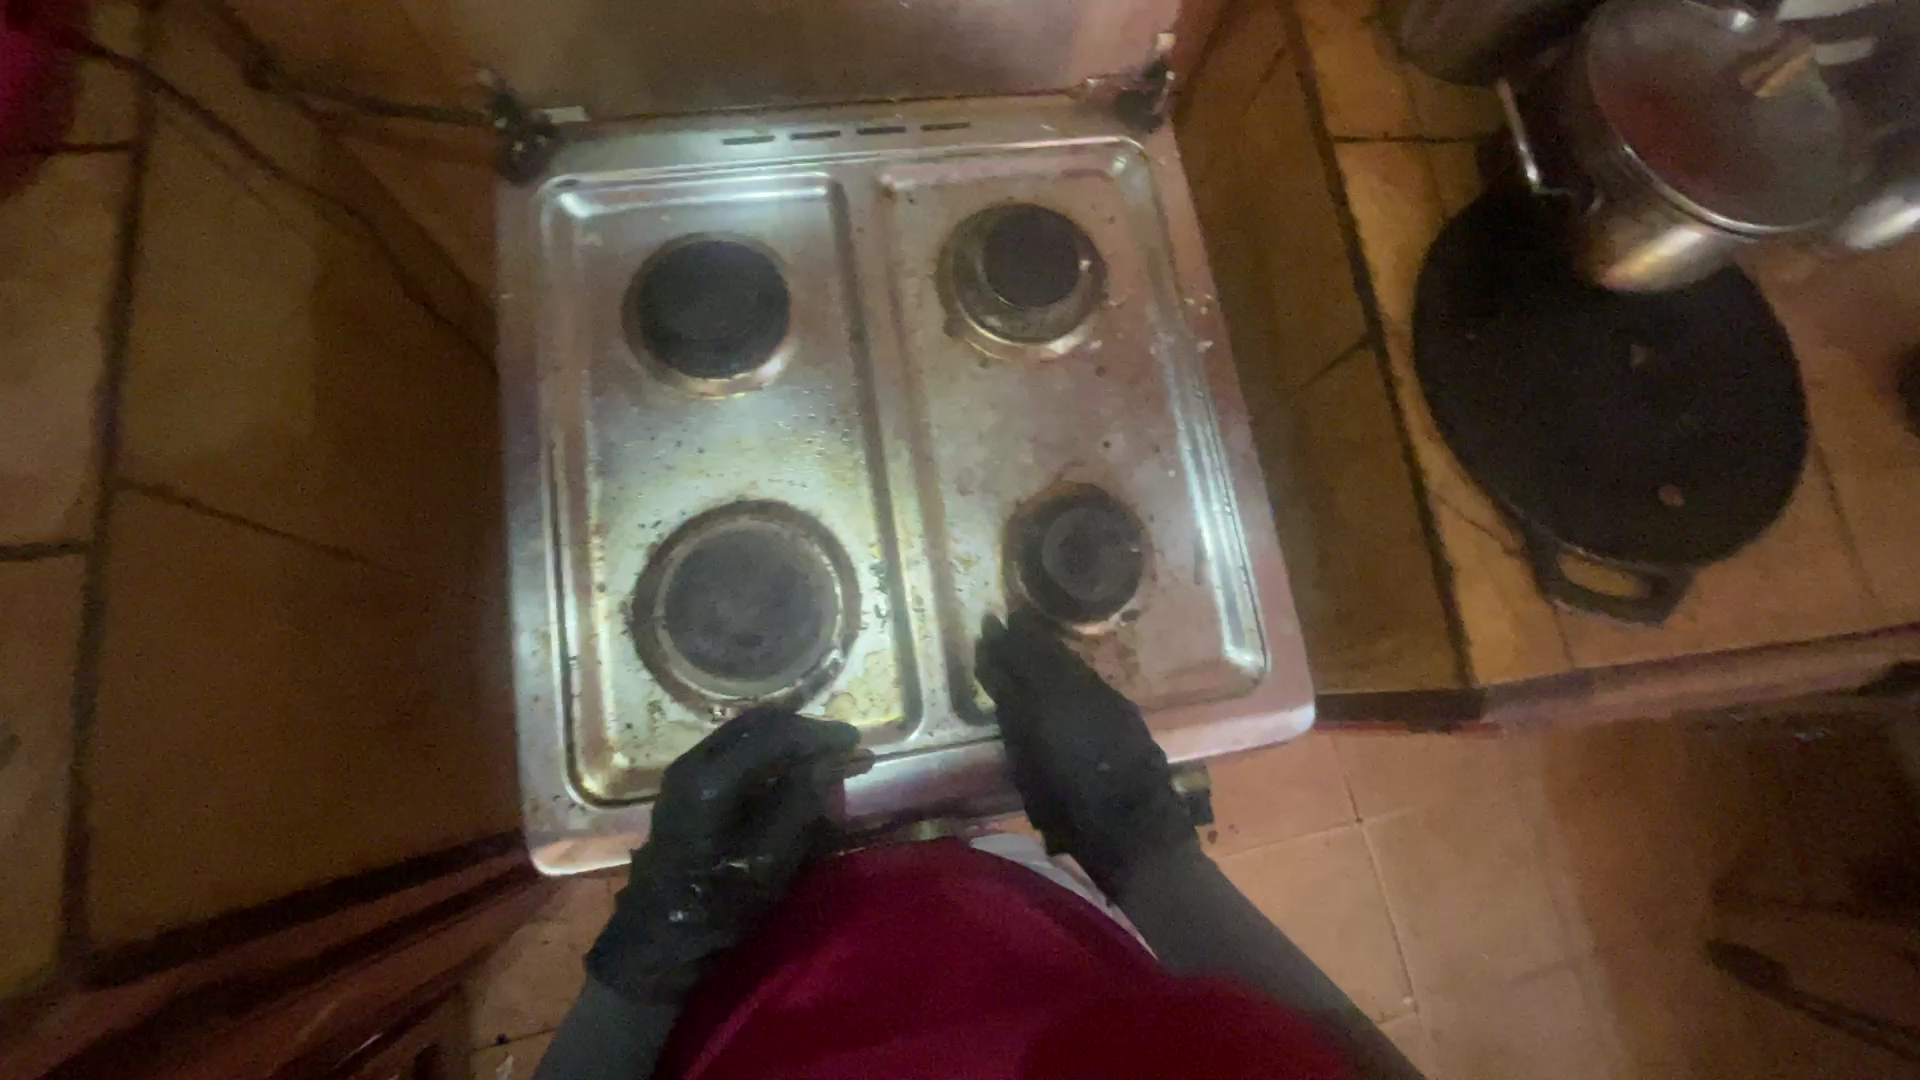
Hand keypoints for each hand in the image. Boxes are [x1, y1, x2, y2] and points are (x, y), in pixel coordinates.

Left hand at [586, 708, 859, 1003]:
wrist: (656, 941)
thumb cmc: (716, 908)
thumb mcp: (769, 863)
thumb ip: (801, 804)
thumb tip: (831, 759)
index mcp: (712, 781)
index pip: (776, 734)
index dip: (820, 733)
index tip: (854, 740)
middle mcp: (693, 762)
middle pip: (759, 722)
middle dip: (805, 729)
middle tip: (840, 745)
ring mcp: (685, 768)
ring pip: (746, 729)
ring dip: (787, 735)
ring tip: (820, 753)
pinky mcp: (685, 781)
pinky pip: (734, 745)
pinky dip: (768, 746)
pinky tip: (789, 764)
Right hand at [976, 610, 1196, 895]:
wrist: (1135, 827)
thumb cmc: (1072, 818)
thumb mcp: (1028, 781)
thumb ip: (1016, 736)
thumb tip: (1008, 704)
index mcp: (1032, 718)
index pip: (1003, 676)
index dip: (990, 656)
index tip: (981, 638)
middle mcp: (1061, 696)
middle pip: (1031, 656)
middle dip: (1012, 637)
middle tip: (997, 620)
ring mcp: (1092, 694)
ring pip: (1059, 657)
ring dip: (1039, 640)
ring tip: (1023, 623)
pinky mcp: (1116, 699)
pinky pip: (1082, 669)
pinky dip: (1066, 658)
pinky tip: (1059, 654)